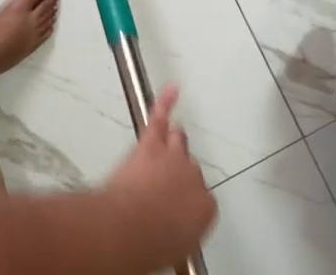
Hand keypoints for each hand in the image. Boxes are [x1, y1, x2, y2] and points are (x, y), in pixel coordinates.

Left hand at [105, 86, 216, 259]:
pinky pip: (160, 117)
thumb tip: (170, 233)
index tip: (173, 205)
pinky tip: (172, 88)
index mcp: (205, 208)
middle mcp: (194, 178)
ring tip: (169, 138)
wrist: (130, 228)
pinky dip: (165, 100)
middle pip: (190, 167)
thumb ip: (180, 230)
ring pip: (178, 141)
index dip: (184, 199)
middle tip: (164, 181)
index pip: (201, 197)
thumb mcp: (175, 248)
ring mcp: (173, 157)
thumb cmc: (151, 244)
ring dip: (173, 141)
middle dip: (178, 172)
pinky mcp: (152, 144)